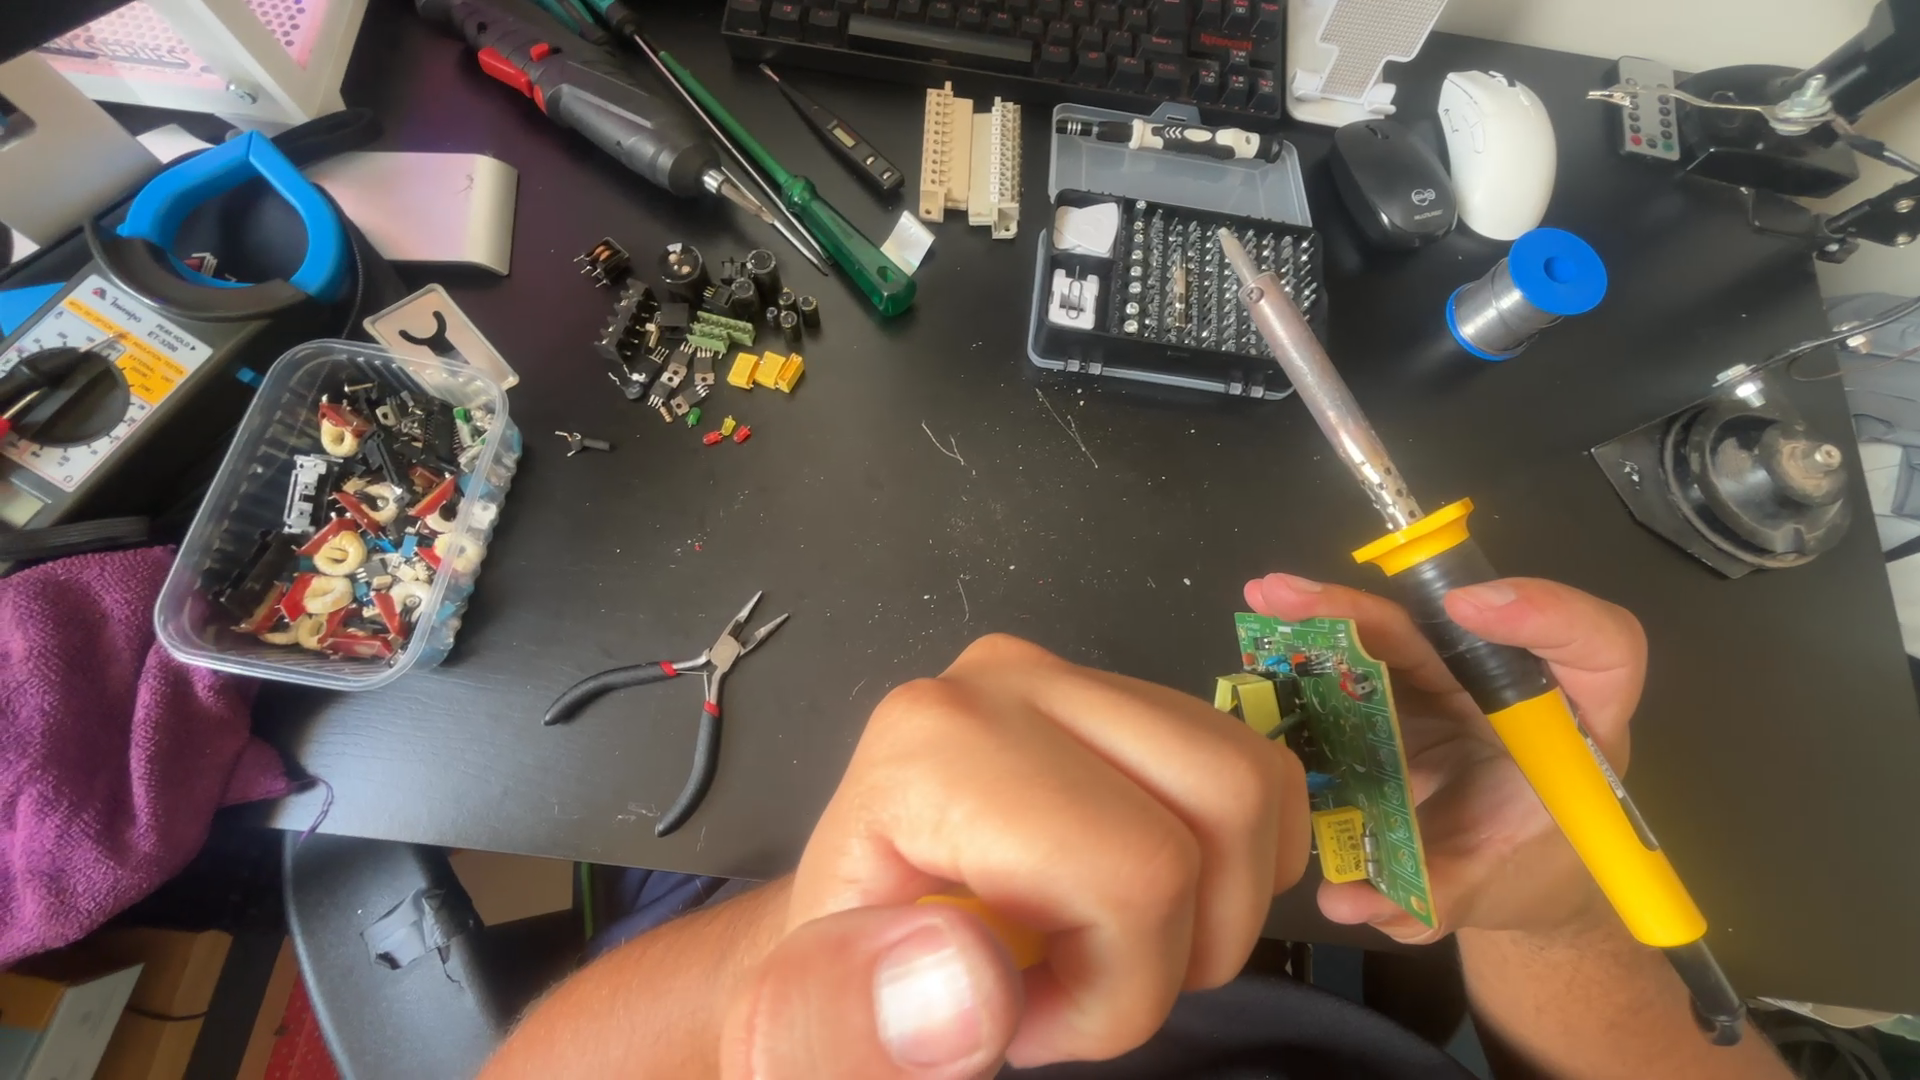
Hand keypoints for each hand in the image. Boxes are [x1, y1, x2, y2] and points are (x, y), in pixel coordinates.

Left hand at [719, 634, 1309, 1077]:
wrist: (861, 897)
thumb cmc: (844, 967)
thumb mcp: (812, 1021)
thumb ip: (850, 1018)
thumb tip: (968, 979)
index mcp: (934, 741)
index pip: (1135, 871)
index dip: (1114, 991)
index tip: (1025, 1022)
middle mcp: (1008, 676)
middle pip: (1217, 810)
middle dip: (1179, 948)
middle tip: (1078, 981)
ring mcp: (1071, 671)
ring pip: (1249, 781)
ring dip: (1214, 903)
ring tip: (1108, 936)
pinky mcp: (1116, 688)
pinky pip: (1248, 764)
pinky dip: (1235, 858)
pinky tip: (1147, 892)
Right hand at [1244, 574, 1646, 943]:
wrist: (1514, 869)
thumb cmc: (1526, 875)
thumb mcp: (1485, 892)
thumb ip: (1424, 897)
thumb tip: (1340, 898)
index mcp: (1565, 729)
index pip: (1599, 650)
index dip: (1545, 615)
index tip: (1465, 609)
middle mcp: (1502, 689)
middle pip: (1448, 626)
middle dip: (1363, 605)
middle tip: (1286, 595)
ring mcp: (1447, 683)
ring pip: (1393, 629)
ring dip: (1324, 610)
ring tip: (1265, 598)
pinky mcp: (1401, 689)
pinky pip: (1359, 656)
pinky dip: (1310, 641)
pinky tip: (1264, 635)